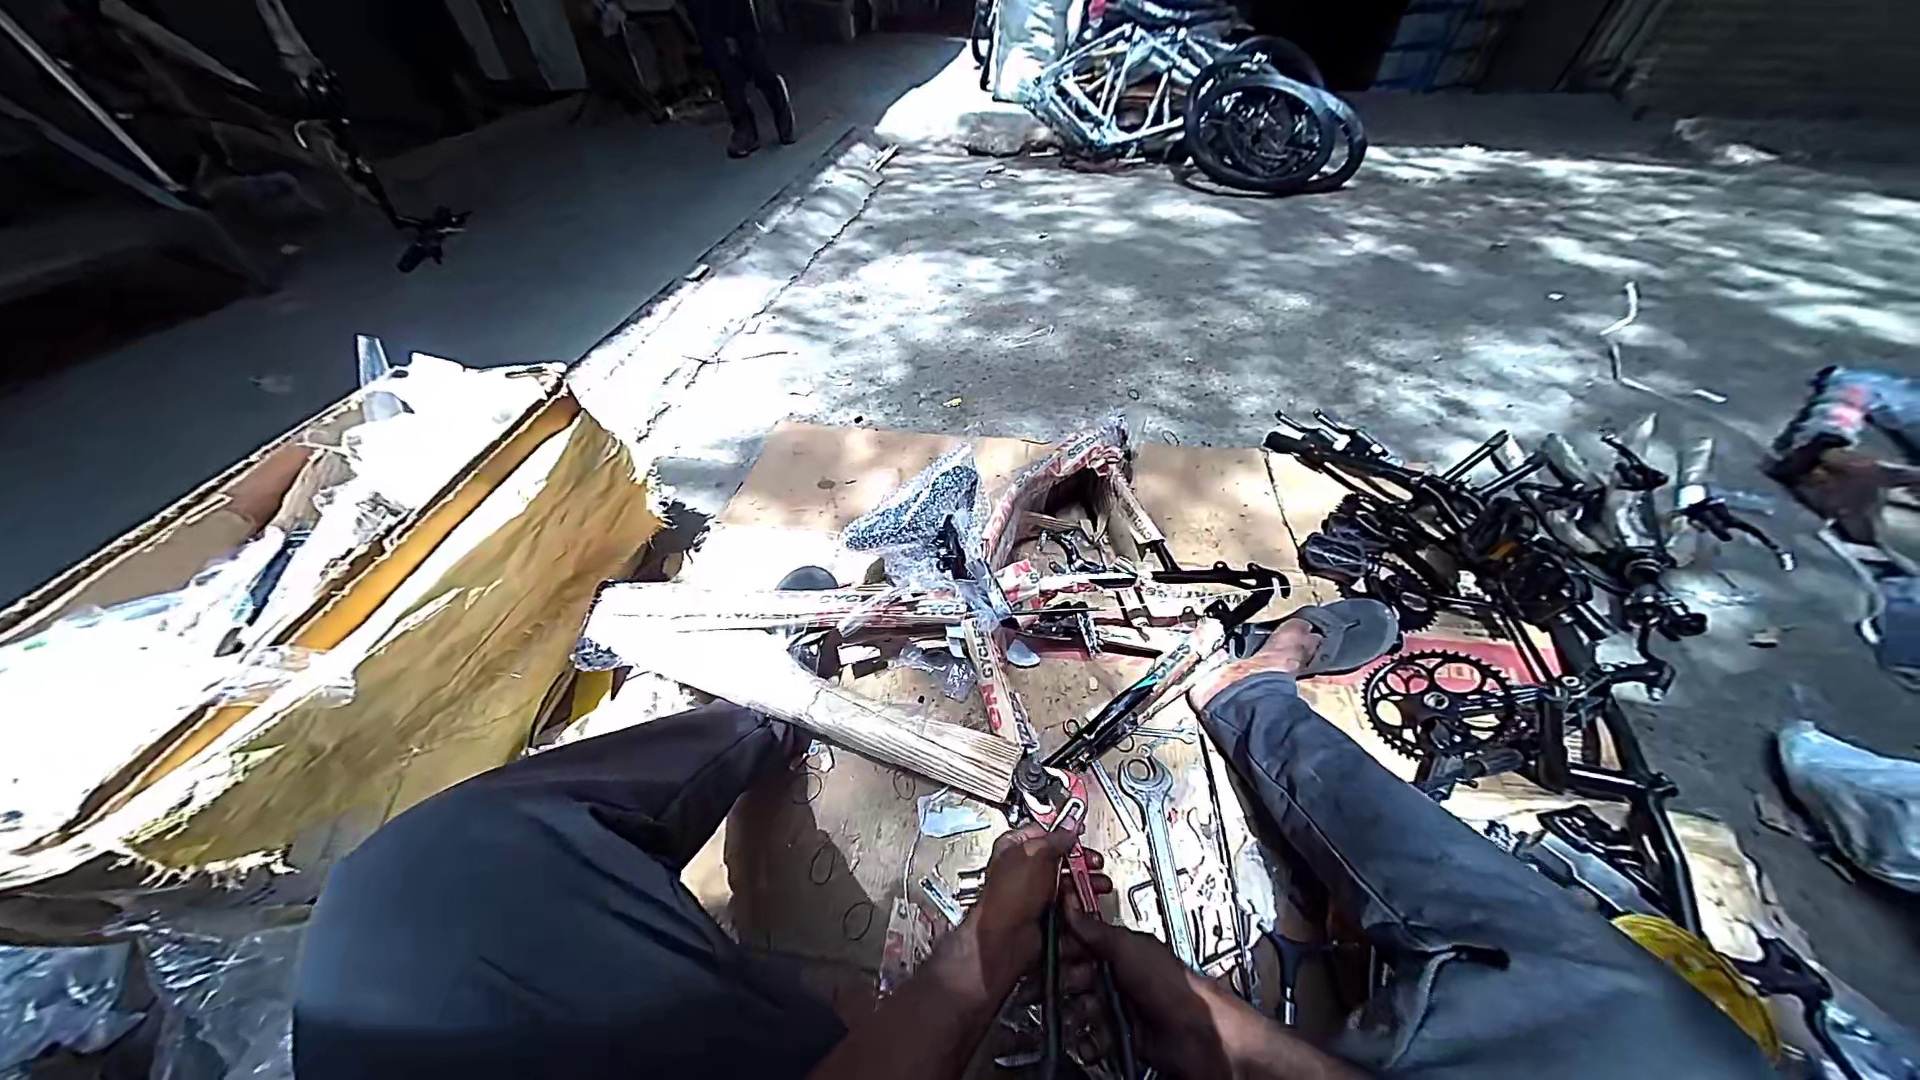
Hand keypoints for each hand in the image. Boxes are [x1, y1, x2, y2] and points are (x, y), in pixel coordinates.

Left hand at [966, 822, 1109, 991]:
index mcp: (1014, 847)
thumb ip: (1056, 839)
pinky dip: (1078, 904)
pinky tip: (1087, 904)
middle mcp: (1023, 869)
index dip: (1063, 830)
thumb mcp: (1037, 856)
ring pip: (1065, 883)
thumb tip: (1069, 825)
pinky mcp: (1044, 915)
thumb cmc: (1009, 895)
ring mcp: (1033, 893)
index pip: (1043, 831)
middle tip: (1094, 862)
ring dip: (1084, 883)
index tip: (1080, 831)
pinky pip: (1066, 905)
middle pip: (1058, 858)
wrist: (1006, 941)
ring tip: (1099, 885)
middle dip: (1080, 861)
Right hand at [1064, 906, 1362, 1079]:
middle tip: (1052, 985)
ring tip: (1064, 1015)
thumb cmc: (1169, 983)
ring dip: (1072, 1010)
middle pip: (1078, 973)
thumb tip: (1068, 901)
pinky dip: (1086, 1039)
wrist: (1199, 1036)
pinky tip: (1079, 1040)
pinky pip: (1096, 1035)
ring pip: (1084, 1004)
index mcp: (1120, 946)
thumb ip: (1094, 929)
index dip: (1063, 942)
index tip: (1044, 947)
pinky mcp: (1124, 1035)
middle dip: (1064, 979)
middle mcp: (1118, 973)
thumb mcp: (1127, 947)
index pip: (1082, 938)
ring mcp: (1121, 1005)